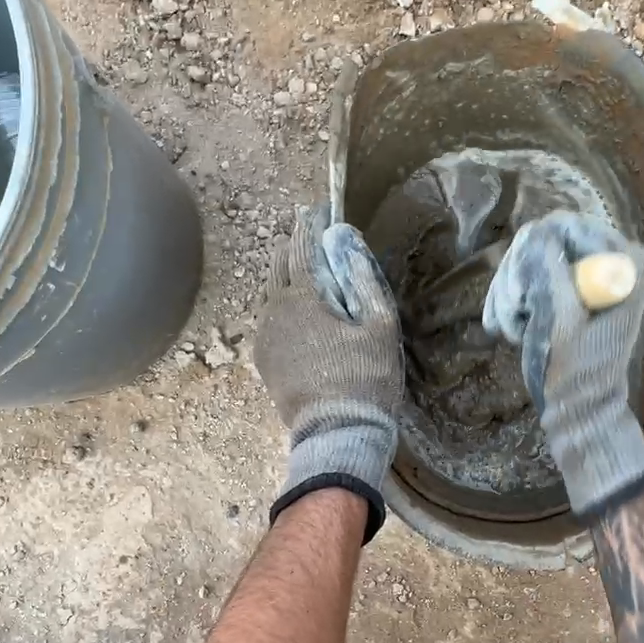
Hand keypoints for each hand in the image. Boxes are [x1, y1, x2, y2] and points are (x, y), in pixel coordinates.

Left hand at [255, 204, 404, 540]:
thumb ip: (364, 280)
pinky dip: (283, 308)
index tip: (317, 210)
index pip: (301, 248)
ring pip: (271, 295)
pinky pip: (270, 322)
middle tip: (310, 239)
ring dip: (286, 280)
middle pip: (278, 267)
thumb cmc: (366, 377)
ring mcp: (265, 337)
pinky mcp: (264, 361)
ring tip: (306, 275)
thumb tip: (350, 243)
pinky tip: (299, 315)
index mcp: (302, 297)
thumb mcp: (379, 327)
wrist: (337, 432)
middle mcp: (274, 311)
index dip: (310, 227)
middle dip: (293, 249)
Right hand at [482, 211, 643, 517]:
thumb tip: (537, 230)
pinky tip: (507, 327)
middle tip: (509, 315)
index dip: (532, 254)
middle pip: (544, 238)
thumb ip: (552, 273)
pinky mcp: (568, 286)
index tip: (519, 294)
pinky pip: (527, 274)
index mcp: (627, 262)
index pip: (566, 226)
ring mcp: (588, 272)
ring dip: (510, 292)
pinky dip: (511, 299)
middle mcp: (612, 258)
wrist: (577, 409)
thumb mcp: (562, 322)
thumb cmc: (576, 373)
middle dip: (518, 276)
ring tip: (509, 329)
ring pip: (529, 256)